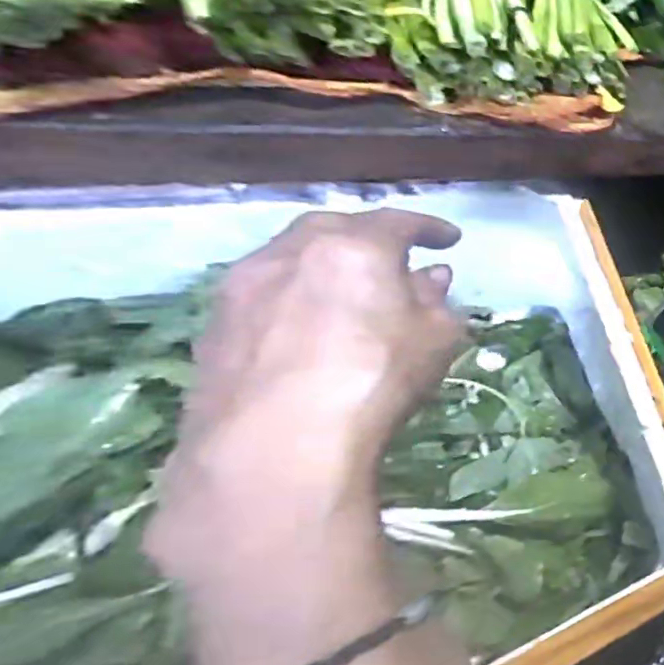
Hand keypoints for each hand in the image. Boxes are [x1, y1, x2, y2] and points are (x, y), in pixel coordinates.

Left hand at [148, 210, 464, 583]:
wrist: (275, 443)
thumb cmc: (377, 378)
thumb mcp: (437, 338)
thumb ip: (435, 300)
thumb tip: (429, 278)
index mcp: (355, 249)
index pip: (397, 221)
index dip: (429, 227)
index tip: (450, 239)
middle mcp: (292, 254)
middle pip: (332, 226)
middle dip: (367, 233)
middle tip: (393, 254)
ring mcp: (242, 288)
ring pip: (290, 257)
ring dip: (326, 264)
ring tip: (351, 289)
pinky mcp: (214, 325)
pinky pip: (265, 292)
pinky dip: (296, 294)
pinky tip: (312, 324)